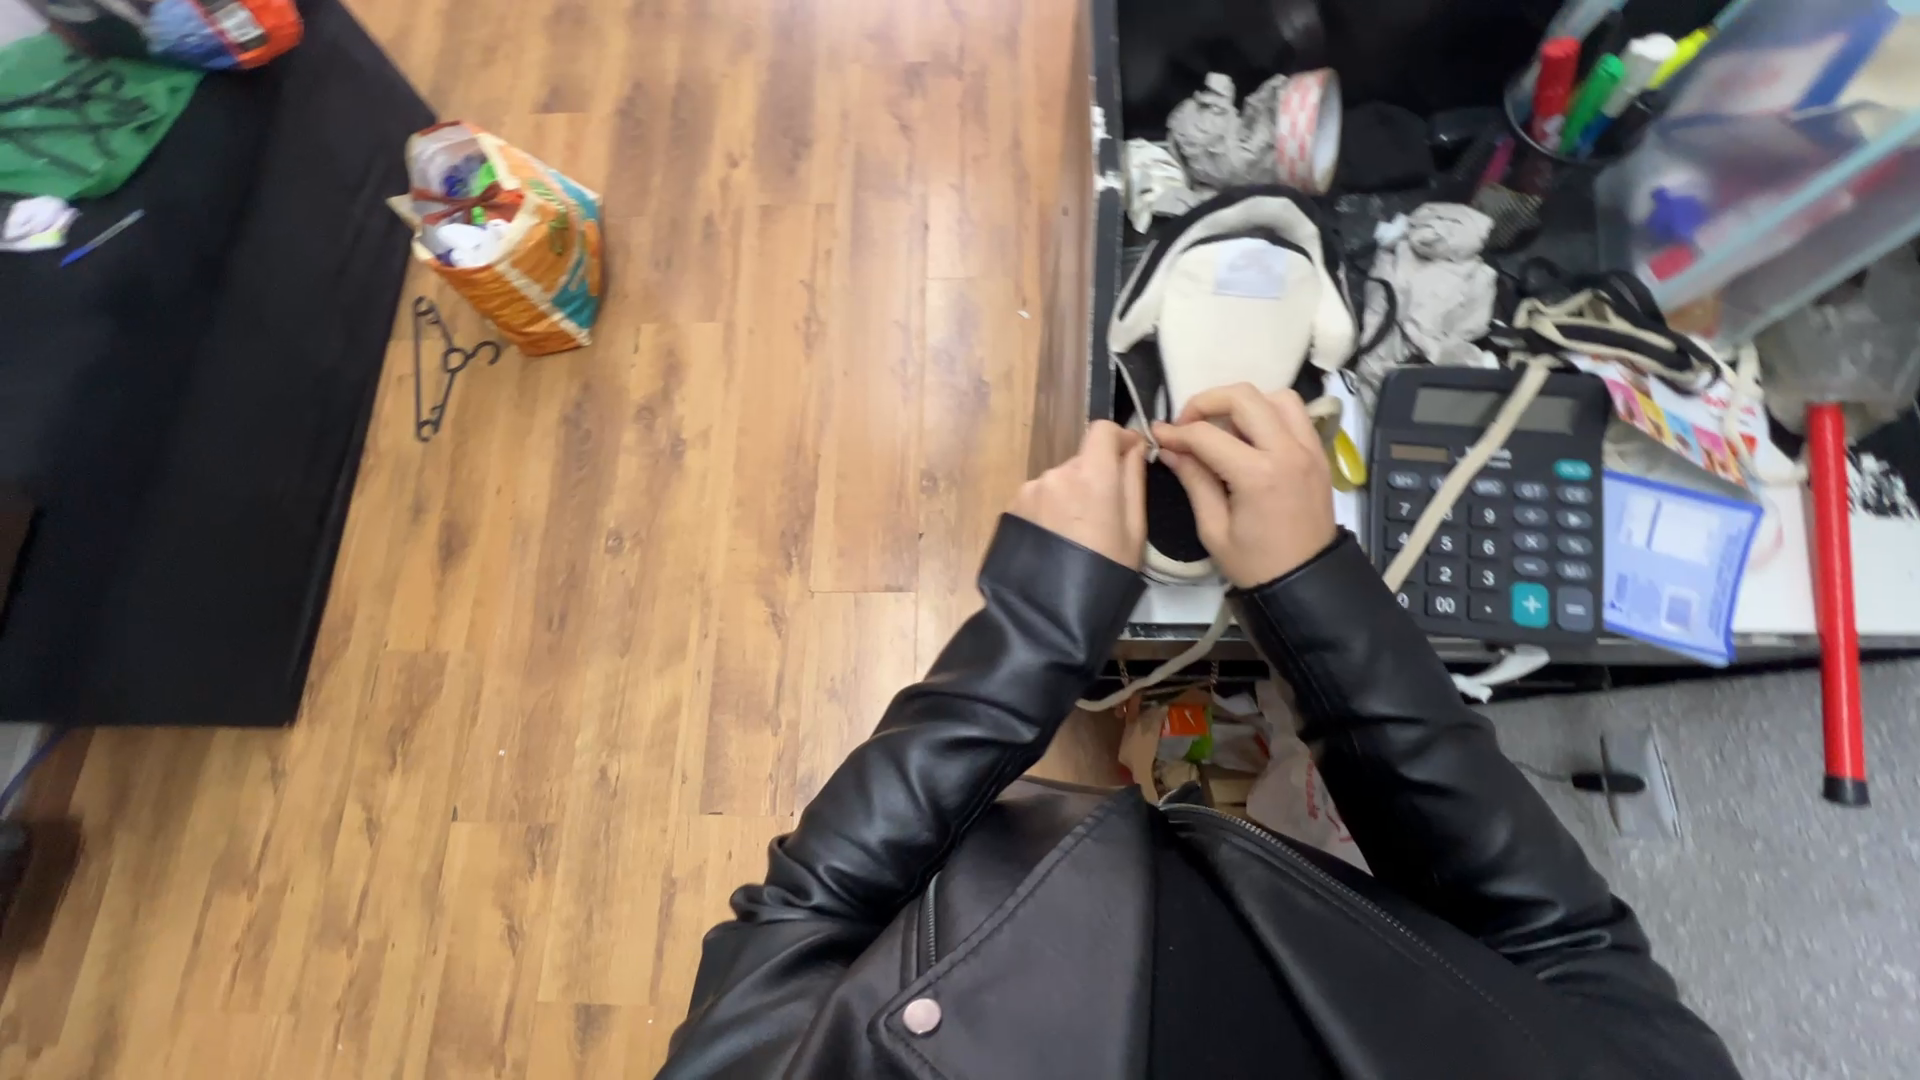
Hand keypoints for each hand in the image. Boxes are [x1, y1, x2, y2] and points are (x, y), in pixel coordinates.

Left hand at [1009, 420, 1147, 568]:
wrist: (1050, 611)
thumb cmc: (1105, 571)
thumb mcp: (1134, 529)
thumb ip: (1133, 480)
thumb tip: (1134, 447)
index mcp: (1091, 475)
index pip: (1101, 430)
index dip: (1117, 438)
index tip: (1128, 456)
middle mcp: (1056, 473)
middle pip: (1081, 460)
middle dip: (1095, 477)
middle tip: (1104, 516)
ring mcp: (1030, 490)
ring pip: (1059, 481)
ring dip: (1070, 496)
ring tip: (1076, 536)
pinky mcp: (1012, 507)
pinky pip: (1039, 498)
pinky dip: (1050, 511)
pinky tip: (1054, 541)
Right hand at [1150, 384, 1335, 588]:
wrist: (1307, 581)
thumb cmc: (1254, 563)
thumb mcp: (1213, 528)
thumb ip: (1194, 480)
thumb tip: (1171, 450)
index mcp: (1257, 475)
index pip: (1207, 434)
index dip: (1176, 432)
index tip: (1159, 436)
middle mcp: (1287, 451)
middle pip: (1244, 397)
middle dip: (1207, 402)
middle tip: (1188, 424)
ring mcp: (1309, 449)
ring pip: (1276, 396)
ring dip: (1244, 403)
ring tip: (1223, 426)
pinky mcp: (1318, 453)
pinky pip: (1296, 415)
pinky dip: (1269, 413)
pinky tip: (1249, 436)